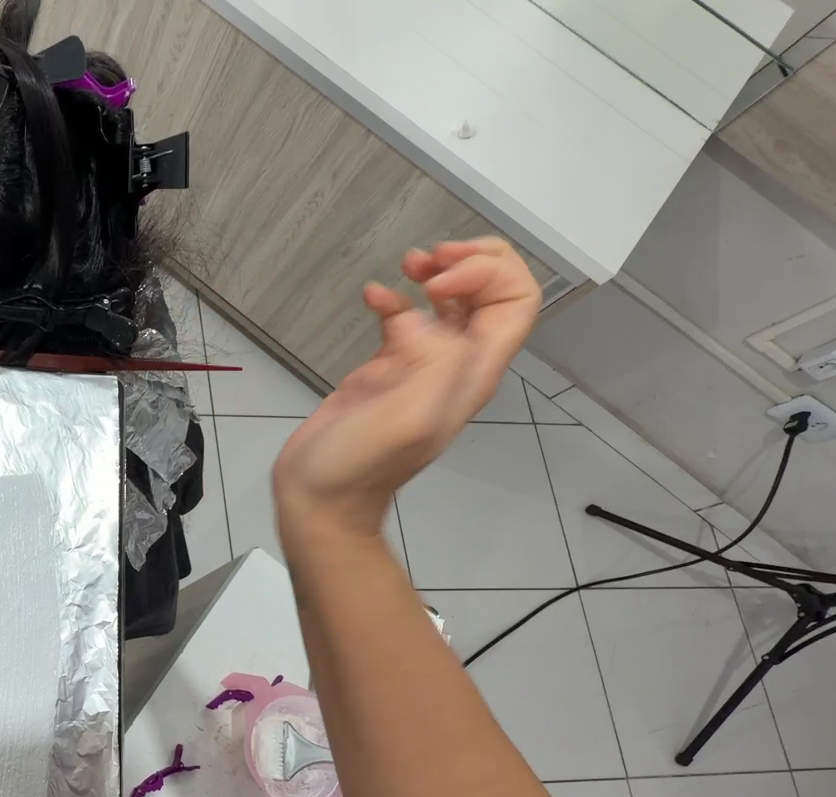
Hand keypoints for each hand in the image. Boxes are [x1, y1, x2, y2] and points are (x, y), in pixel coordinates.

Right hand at [273, 237, 539, 548]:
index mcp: (470, 374)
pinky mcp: (384, 370)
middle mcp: (454, 366)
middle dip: (470, 263)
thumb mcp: (409, 417)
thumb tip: (418, 321)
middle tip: (427, 260)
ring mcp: (418, 368)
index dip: (486, 275)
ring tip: (407, 263)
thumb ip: (433, 363)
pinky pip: (403, 321)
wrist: (319, 498)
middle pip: (493, 296)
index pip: (516, 303)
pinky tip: (370, 296)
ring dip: (437, 273)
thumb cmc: (360, 464)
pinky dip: (392, 299)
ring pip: (451, 304)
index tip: (435, 281)